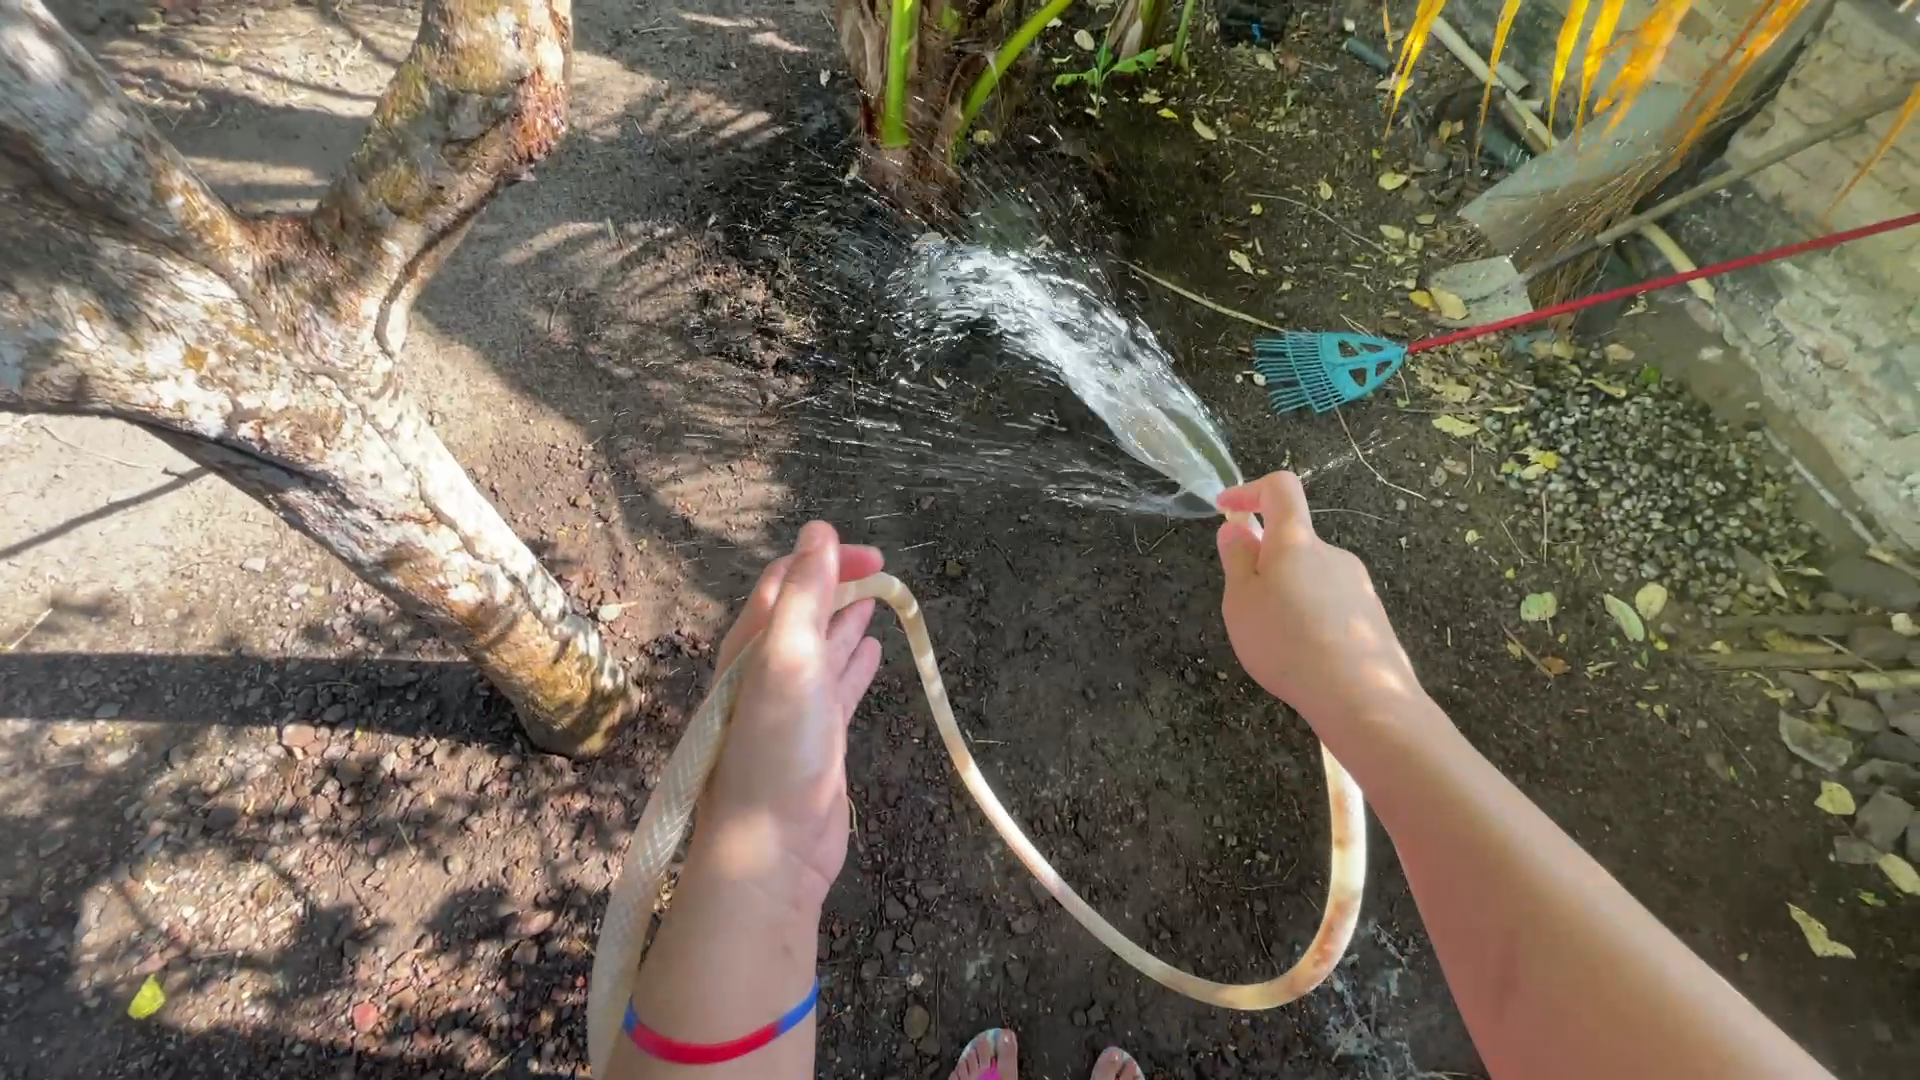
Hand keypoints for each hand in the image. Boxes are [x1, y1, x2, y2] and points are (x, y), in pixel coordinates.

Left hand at [691, 522, 884, 912]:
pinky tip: (874, 650)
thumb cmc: (775, 750)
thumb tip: (819, 530)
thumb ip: (804, 596)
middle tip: (882, 568)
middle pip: (806, 609)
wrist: (773, 851)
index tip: (873, 556)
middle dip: (839, 582)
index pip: (787, 581)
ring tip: (879, 599)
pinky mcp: (818, 735)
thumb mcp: (788, 661)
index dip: (825, 560)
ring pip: (825, 646)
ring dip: (847, 618)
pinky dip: (856, 663)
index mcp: (752, 645)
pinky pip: (840, 685)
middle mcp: (769, 669)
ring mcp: (795, 704)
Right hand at [1215, 472, 1423, 727]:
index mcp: (1296, 543)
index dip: (1249, 490)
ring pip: (1311, 576)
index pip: (1280, 489)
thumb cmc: (1286, 642)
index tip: (1226, 508)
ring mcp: (1357, 584)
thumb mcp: (1241, 601)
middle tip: (1245, 605)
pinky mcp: (1371, 616)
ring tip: (1275, 639)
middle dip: (1265, 562)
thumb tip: (1236, 529)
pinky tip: (1304, 654)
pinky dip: (1309, 616)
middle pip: (1294, 542)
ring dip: (1287, 593)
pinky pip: (1330, 603)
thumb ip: (1237, 560)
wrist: (1360, 696)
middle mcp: (1332, 554)